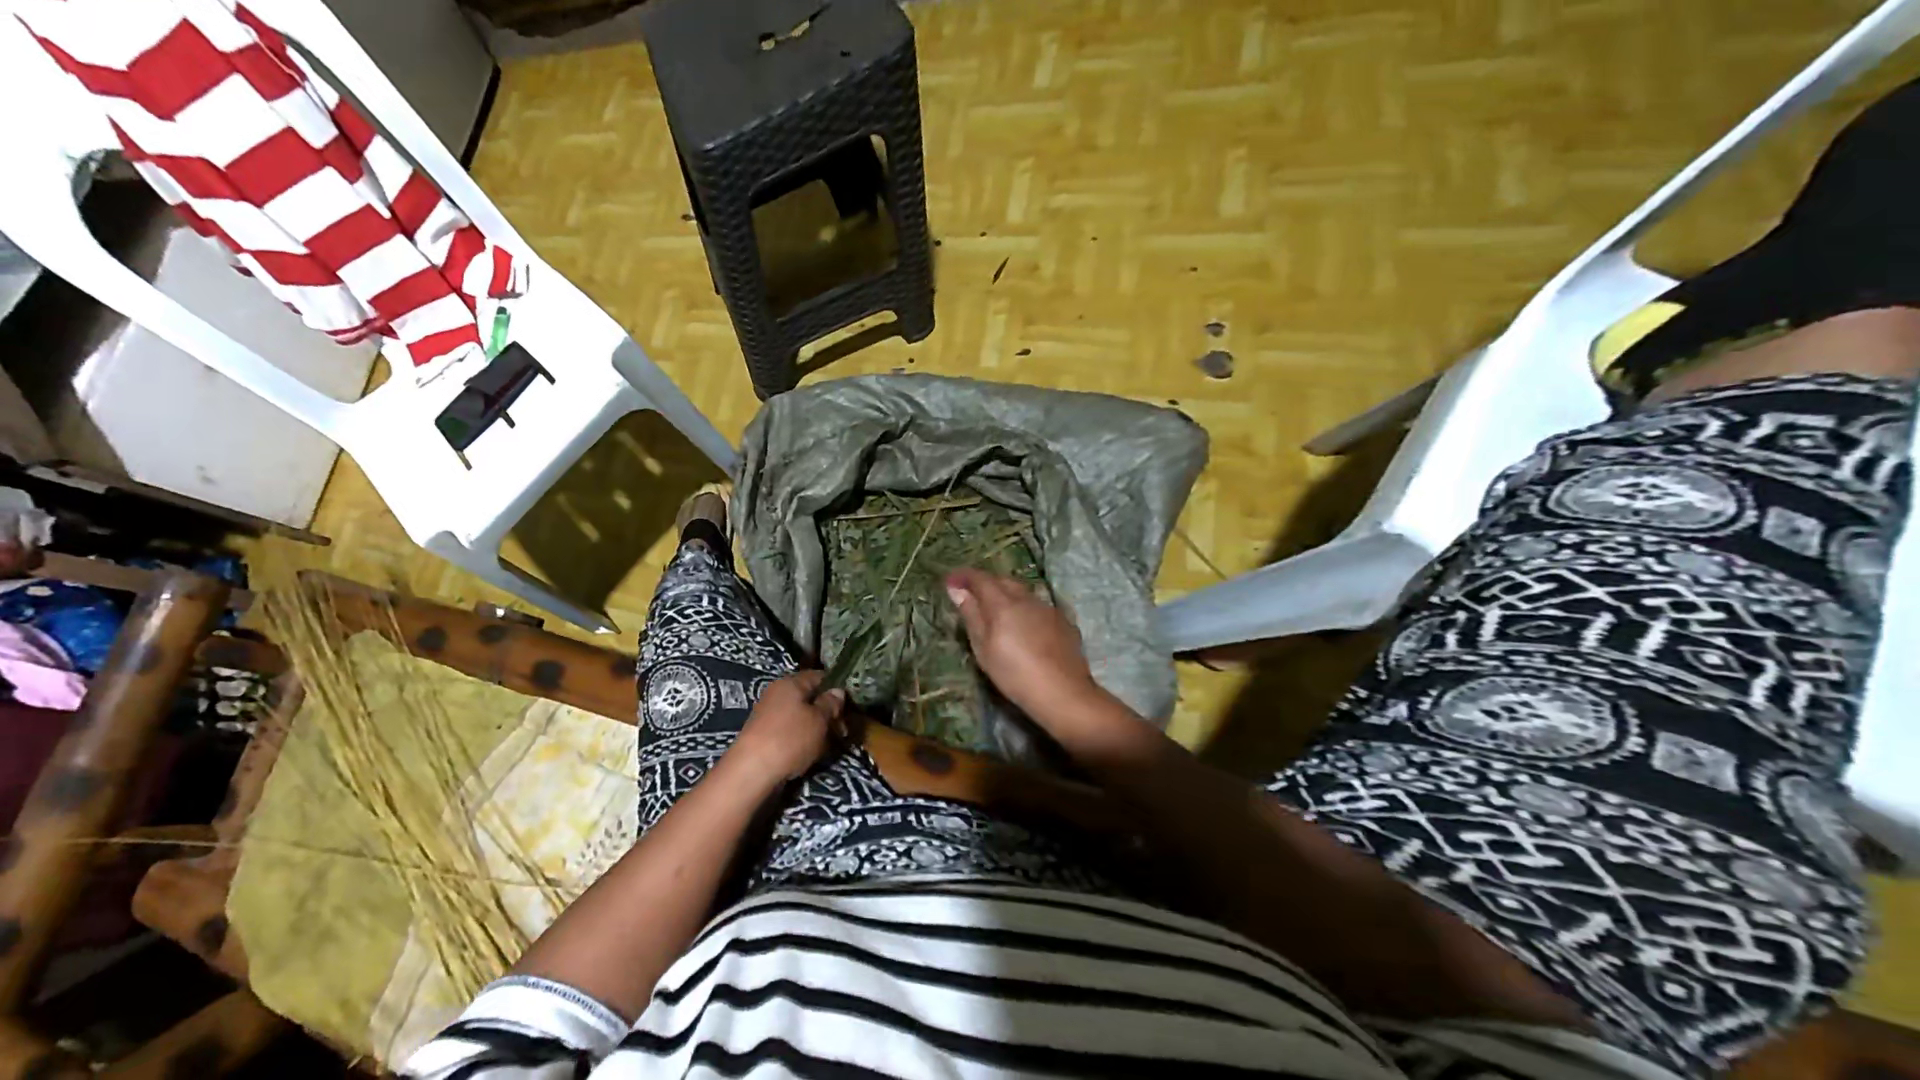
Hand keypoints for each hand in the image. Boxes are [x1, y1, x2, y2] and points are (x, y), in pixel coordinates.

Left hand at [729, 671, 845, 785]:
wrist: (751, 772)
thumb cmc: (790, 739)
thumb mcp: (819, 720)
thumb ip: (831, 704)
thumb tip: (837, 691)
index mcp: (790, 683)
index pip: (819, 676)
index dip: (836, 688)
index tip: (849, 706)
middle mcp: (777, 693)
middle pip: (810, 697)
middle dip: (828, 712)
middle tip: (842, 731)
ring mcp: (769, 715)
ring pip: (801, 716)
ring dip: (817, 728)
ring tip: (829, 745)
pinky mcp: (765, 735)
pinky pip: (790, 731)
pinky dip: (803, 739)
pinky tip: (811, 753)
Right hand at [945, 568, 1104, 718]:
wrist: (1064, 693)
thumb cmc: (1015, 675)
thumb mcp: (984, 649)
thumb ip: (972, 616)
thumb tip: (958, 590)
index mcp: (1004, 604)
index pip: (981, 579)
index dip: (964, 576)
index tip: (950, 581)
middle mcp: (1027, 599)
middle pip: (1003, 581)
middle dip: (985, 583)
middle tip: (971, 595)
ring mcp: (1048, 609)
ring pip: (1022, 592)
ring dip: (1006, 595)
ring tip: (996, 611)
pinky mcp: (1063, 622)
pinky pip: (1037, 606)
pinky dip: (1024, 609)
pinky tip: (1023, 627)